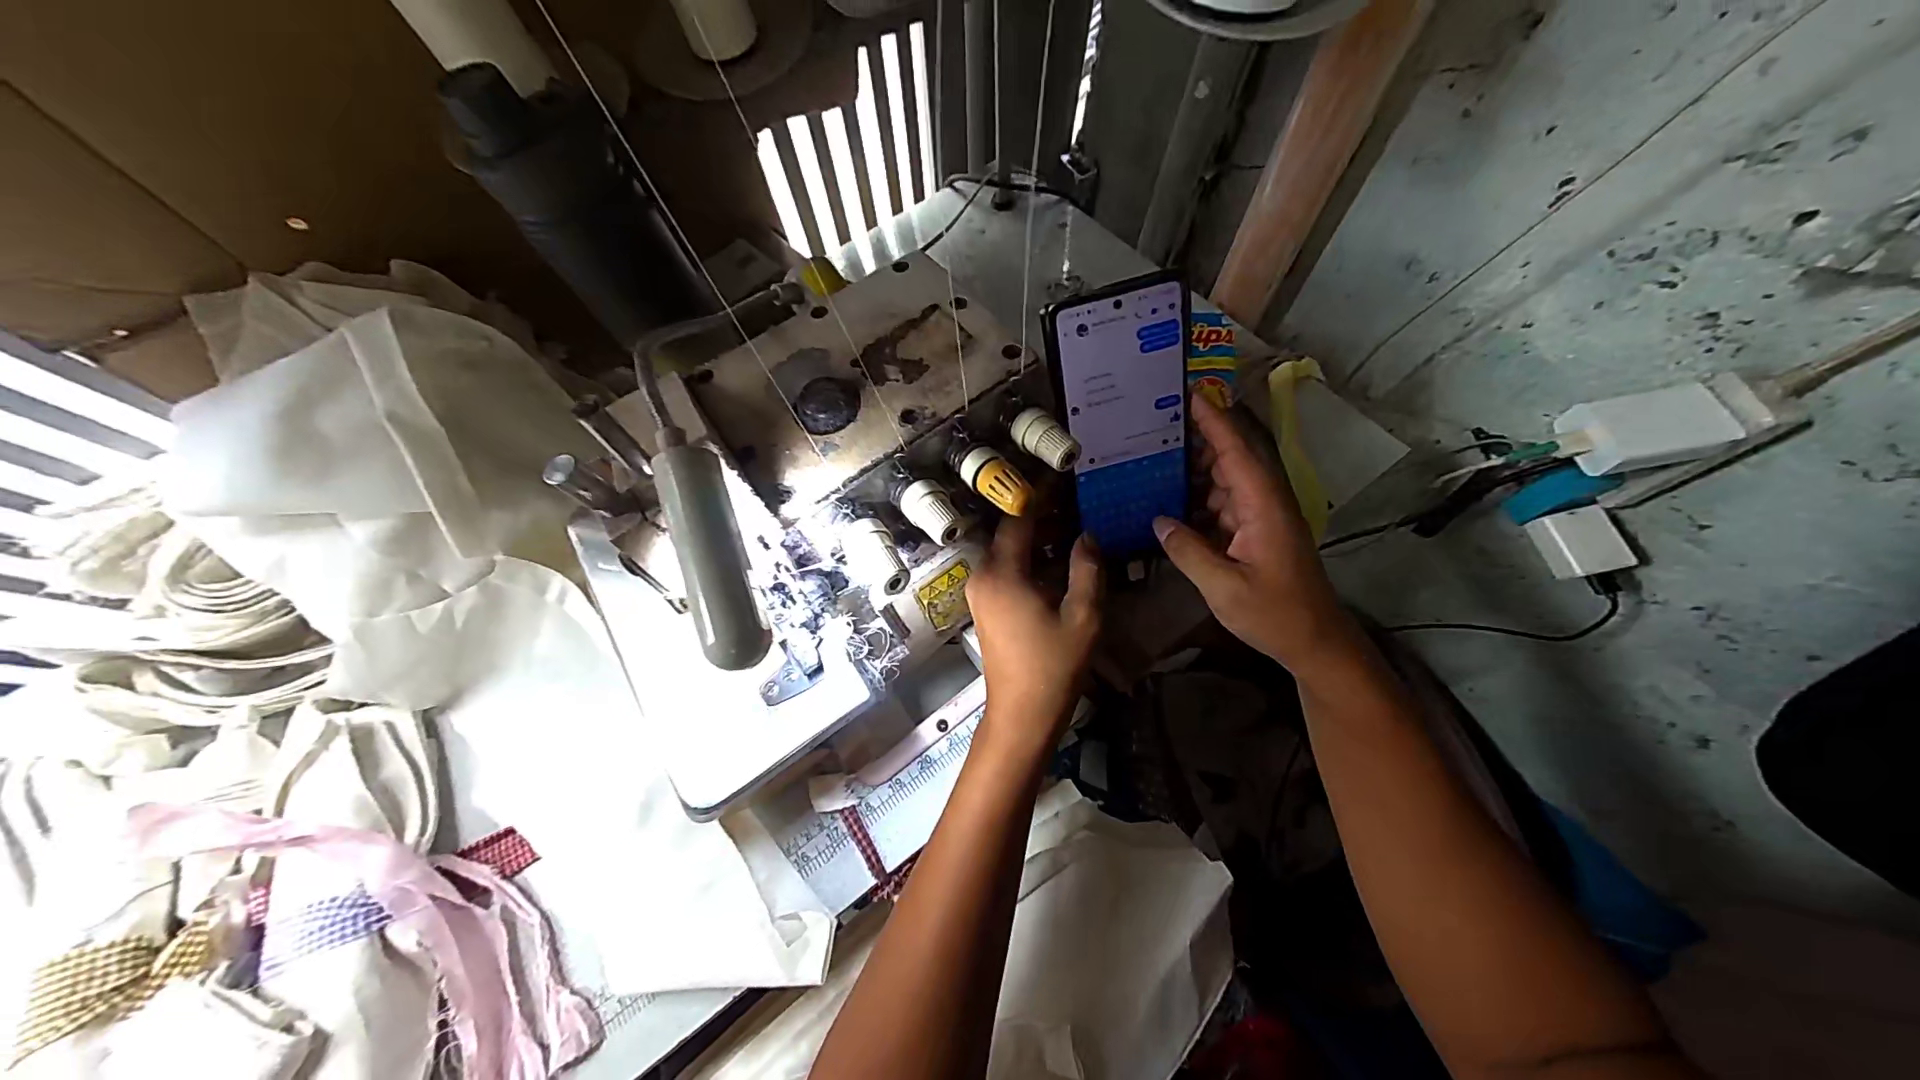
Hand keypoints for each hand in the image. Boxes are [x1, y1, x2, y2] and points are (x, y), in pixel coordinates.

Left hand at [964, 515, 1101, 757]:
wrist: (1021, 714)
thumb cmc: (1053, 667)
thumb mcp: (1082, 616)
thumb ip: (1087, 569)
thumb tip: (1087, 536)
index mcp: (1002, 574)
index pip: (1018, 519)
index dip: (1040, 495)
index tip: (1063, 476)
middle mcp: (983, 577)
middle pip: (1010, 533)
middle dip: (1042, 516)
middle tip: (1078, 501)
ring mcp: (981, 593)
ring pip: (1009, 552)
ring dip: (1038, 539)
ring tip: (1075, 525)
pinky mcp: (986, 607)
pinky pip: (1007, 570)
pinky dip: (1030, 560)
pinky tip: (1059, 560)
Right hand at [1154, 395, 1357, 671]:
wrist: (1314, 643)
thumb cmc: (1275, 614)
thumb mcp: (1223, 587)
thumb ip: (1188, 551)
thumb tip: (1159, 522)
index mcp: (1264, 508)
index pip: (1237, 453)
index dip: (1215, 422)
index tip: (1190, 395)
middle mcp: (1265, 505)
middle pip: (1231, 461)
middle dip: (1197, 443)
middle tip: (1155, 430)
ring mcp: (1262, 520)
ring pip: (1225, 484)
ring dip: (1195, 473)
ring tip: (1154, 462)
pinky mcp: (1256, 536)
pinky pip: (1224, 507)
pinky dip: (1199, 501)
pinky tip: (1171, 504)